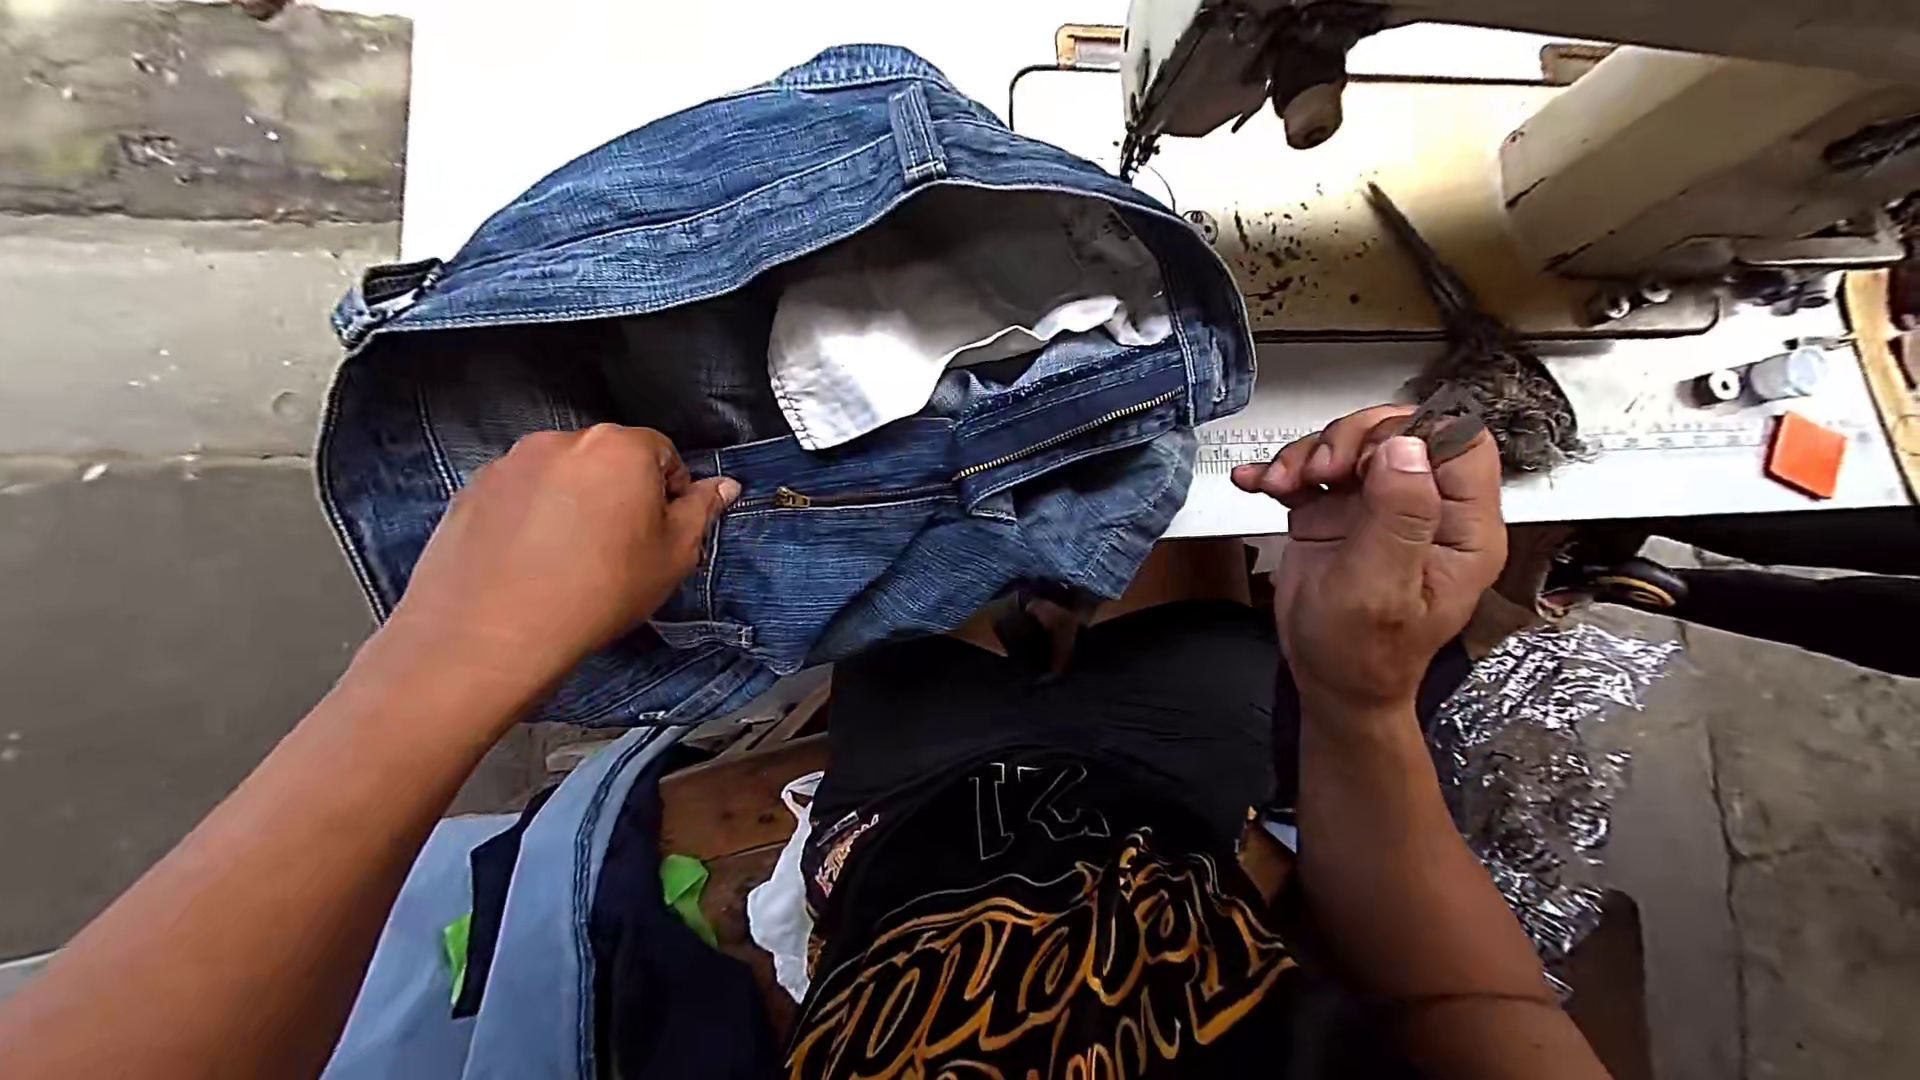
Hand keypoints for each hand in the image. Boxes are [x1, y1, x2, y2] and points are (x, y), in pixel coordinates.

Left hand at [375, 424, 738, 702]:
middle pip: (611, 457)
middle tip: (626, 542)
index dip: (672, 490)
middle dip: (625, 490)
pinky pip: (523, 492)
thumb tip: (724, 486)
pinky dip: (537, 513)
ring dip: (580, 500)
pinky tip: (538, 557)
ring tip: (577, 554)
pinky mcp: (471, 489)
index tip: (666, 526)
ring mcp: (511, 462)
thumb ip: (701, 510)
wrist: (494, 632)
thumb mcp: (675, 554)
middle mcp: (563, 441)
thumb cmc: (600, 589)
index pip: (664, 452)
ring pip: (566, 473)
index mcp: (621, 448)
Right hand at [1232, 405, 1504, 714]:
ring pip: (1346, 447)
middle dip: (1346, 441)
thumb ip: (1398, 518)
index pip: (1456, 444)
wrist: (1326, 678)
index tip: (1358, 459)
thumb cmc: (1363, 653)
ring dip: (1303, 456)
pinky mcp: (1329, 515)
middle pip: (1394, 434)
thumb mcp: (1380, 590)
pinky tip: (1256, 482)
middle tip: (1316, 470)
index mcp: (1458, 528)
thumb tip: (1405, 449)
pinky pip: (1305, 474)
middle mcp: (1419, 510)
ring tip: (1279, 483)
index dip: (1406, 435)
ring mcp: (1371, 509)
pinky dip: (1277, 472)